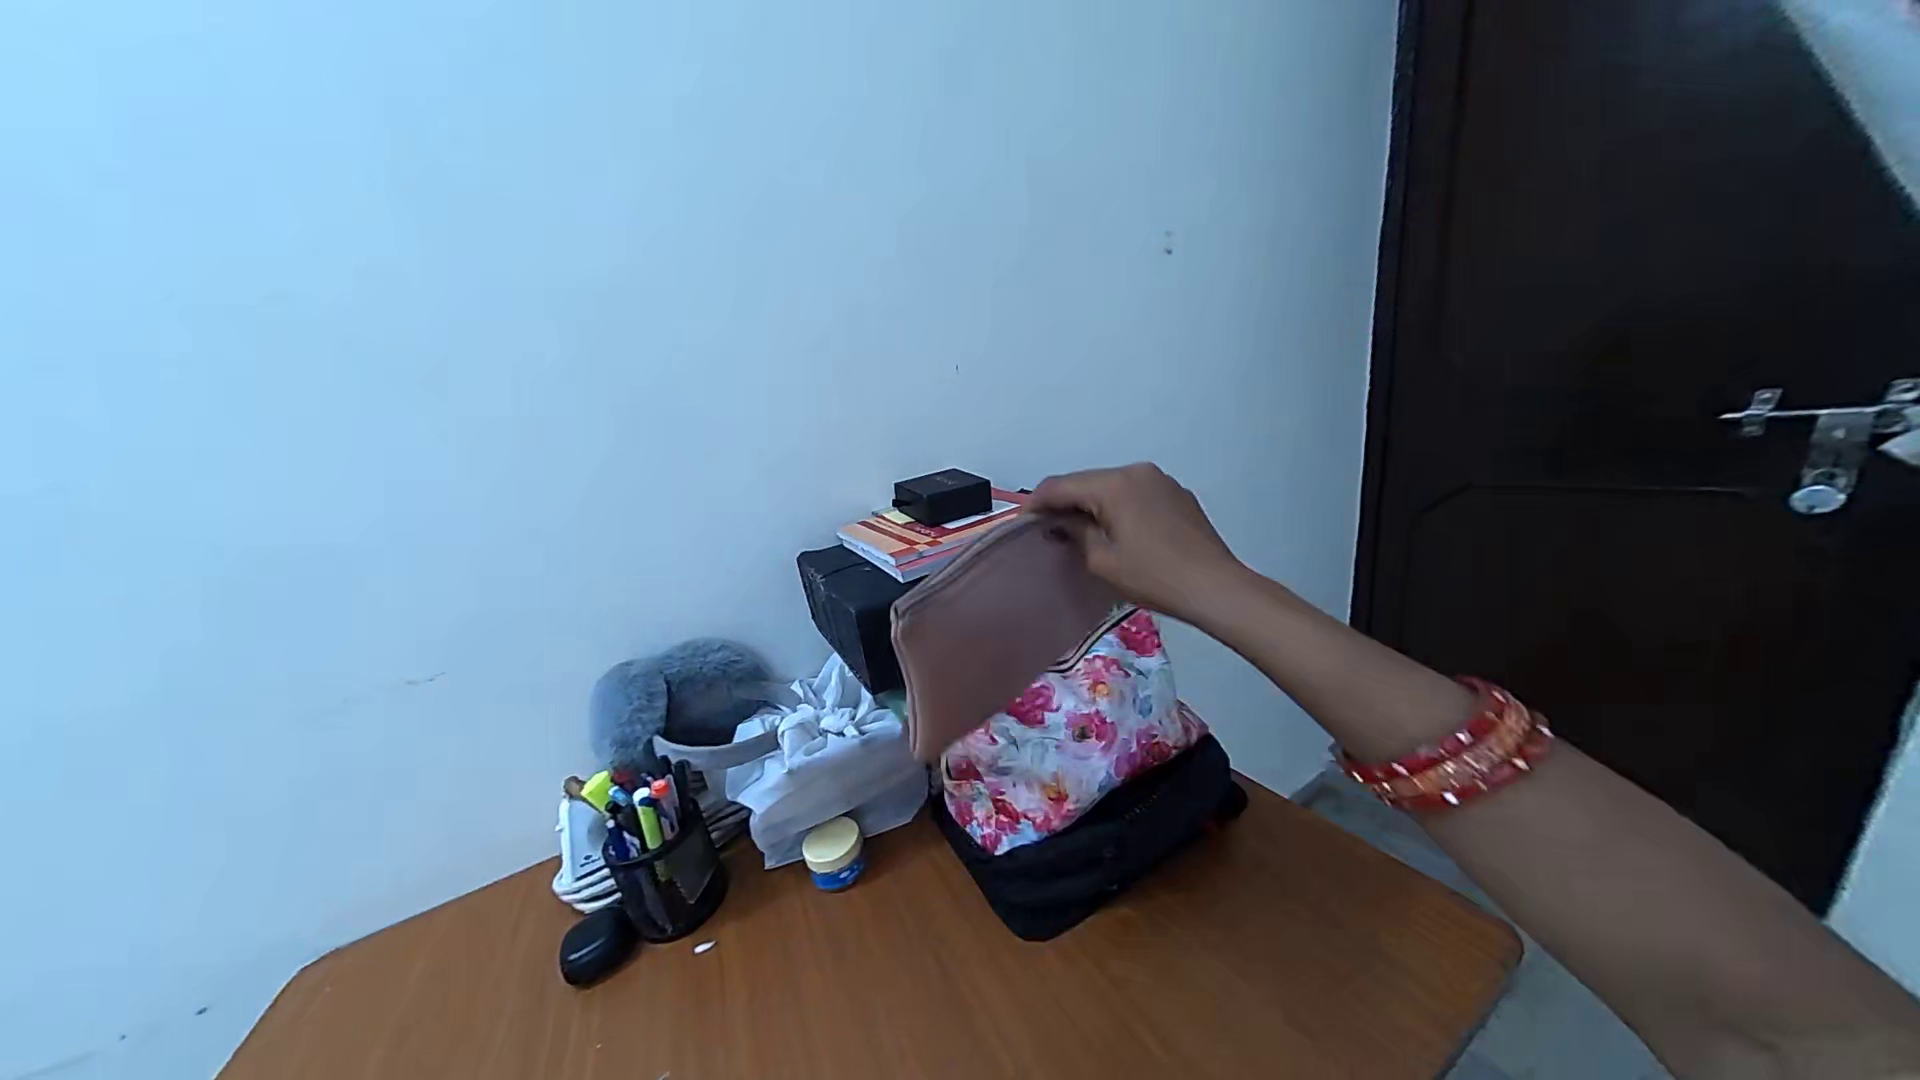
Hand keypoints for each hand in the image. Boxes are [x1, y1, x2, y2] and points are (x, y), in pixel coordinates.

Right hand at [1026, 463, 1249, 623]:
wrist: (1215, 587)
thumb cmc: (1154, 577)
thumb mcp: (1103, 560)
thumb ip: (1075, 531)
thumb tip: (1061, 521)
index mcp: (1114, 484)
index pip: (1061, 485)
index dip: (1036, 502)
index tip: (1023, 521)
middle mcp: (1136, 471)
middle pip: (1086, 481)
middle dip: (1064, 501)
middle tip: (1047, 527)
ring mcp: (1160, 479)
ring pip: (1111, 485)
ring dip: (1091, 502)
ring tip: (1078, 528)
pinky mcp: (1176, 493)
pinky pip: (1135, 492)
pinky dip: (1117, 505)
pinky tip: (1115, 528)